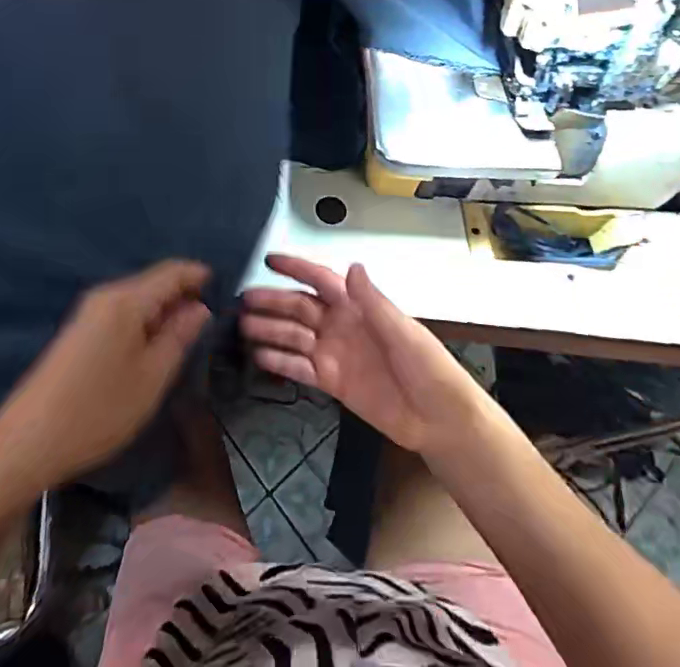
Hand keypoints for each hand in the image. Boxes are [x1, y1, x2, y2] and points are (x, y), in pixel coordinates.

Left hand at [0, 261, 211, 488]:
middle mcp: (105, 297)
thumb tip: (199, 308)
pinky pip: (120, 315)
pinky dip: (143, 323)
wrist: (29, 442)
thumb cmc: (99, 410)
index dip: (198, 275)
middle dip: (182, 295)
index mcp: (125, 300)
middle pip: (153, 283)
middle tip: (210, 320)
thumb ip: (179, 336)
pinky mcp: (78, 334)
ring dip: (163, 311)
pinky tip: (152, 347)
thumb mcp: (152, 377)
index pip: (171, 271)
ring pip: (137, 300)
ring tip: (186, 336)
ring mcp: (87, 314)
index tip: (222, 288)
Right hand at [241, 255, 485, 455]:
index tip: (270, 260)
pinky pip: (298, 367)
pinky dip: (278, 361)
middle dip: (272, 301)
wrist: (438, 418)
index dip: (297, 268)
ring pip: (294, 335)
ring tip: (241, 327)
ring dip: (269, 329)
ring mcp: (334, 352)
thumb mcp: (403, 331)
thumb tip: (353, 267)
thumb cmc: (429, 368)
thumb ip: (374, 302)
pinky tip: (258, 357)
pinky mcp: (331, 380)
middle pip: (300, 307)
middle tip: (243, 299)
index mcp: (359, 307)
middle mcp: (342, 325)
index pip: (322, 279)